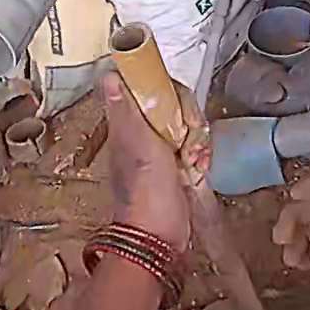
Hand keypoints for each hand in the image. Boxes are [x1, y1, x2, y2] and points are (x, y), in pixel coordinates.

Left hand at [101, 71, 191, 251]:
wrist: (160, 235)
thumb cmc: (146, 190)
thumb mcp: (137, 145)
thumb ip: (127, 111)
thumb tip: (109, 75)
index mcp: (128, 121)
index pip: (151, 87)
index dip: (169, 92)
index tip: (178, 108)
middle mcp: (143, 129)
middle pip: (175, 104)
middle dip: (189, 121)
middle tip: (188, 143)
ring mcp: (161, 146)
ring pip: (188, 123)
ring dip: (197, 140)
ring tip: (194, 160)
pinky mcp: (178, 161)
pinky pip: (195, 143)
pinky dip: (201, 154)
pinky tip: (199, 168)